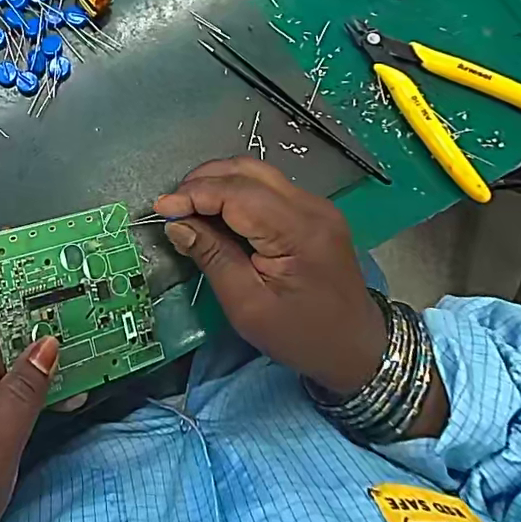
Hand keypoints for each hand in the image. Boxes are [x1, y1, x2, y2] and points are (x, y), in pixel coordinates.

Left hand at [0, 255, 56, 521]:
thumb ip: (23, 392)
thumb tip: (51, 341)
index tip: (25, 243)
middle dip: (28, 298)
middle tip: (73, 282)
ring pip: (5, 348)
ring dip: (40, 338)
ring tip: (85, 321)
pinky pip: (12, 381)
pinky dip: (40, 377)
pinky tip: (75, 379)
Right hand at [153, 157, 384, 393]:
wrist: (359, 349)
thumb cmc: (302, 336)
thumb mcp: (248, 307)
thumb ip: (213, 258)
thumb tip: (177, 225)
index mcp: (299, 231)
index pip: (237, 193)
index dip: (194, 195)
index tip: (160, 209)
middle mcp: (311, 207)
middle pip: (247, 171)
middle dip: (202, 182)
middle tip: (173, 208)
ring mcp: (315, 206)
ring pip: (256, 173)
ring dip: (217, 183)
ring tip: (188, 207)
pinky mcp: (312, 212)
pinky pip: (266, 187)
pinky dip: (234, 192)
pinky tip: (216, 212)